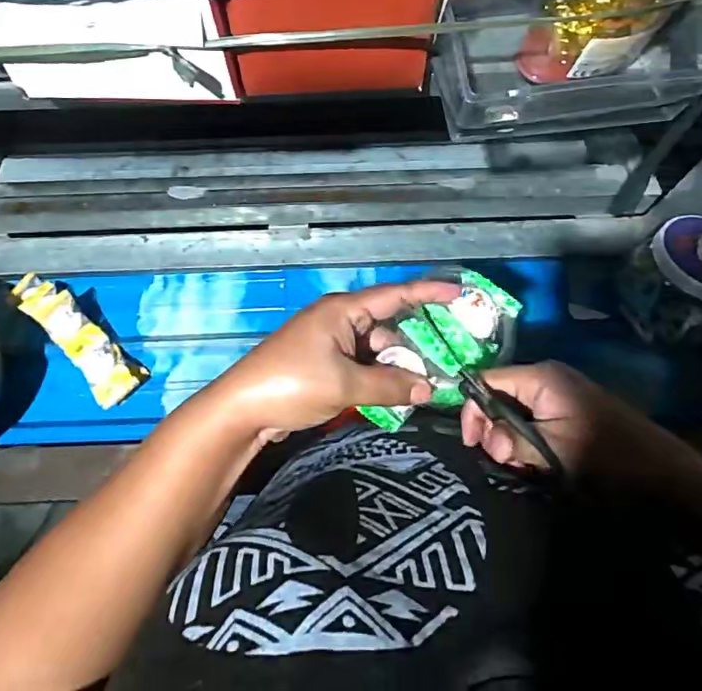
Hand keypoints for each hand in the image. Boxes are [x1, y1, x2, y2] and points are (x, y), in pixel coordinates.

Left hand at [207, 280, 462, 440]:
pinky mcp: (324, 364)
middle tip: (448, 364)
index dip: (427, 294)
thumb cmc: (292, 383)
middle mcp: (339, 320)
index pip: (393, 295)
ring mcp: (330, 342)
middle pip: (387, 327)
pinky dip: (380, 377)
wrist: (243, 408)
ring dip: (397, 367)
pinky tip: (398, 395)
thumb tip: (428, 388)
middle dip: (415, 345)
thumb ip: (390, 385)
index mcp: (342, 310)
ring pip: (376, 349)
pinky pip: (362, 364)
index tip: (458, 293)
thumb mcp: (345, 385)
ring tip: (426, 388)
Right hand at [459, 361, 665, 477]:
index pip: (487, 380)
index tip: (472, 445)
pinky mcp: (574, 412)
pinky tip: (534, 463)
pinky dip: (529, 440)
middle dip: (493, 427)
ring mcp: (563, 395)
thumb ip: (513, 442)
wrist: (668, 477)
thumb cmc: (608, 459)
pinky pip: (537, 419)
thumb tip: (487, 441)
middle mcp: (549, 378)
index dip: (473, 410)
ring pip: (518, 410)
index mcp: (542, 377)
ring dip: (511, 438)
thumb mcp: (555, 452)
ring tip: (518, 466)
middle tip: (500, 461)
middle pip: (501, 394)